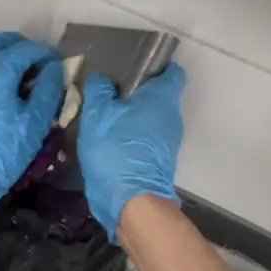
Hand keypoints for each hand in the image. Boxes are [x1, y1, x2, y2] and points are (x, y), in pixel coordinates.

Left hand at [0, 32, 64, 208]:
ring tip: (20, 76)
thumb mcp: (34, 123)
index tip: (58, 65)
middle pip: (0, 42)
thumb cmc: (2, 152)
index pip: (27, 49)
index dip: (46, 54)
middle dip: (21, 47)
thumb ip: (48, 91)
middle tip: (38, 63)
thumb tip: (55, 69)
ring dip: (3, 57)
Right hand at [79, 63, 185, 241]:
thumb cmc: (117, 151)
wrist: (133, 203)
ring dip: (132, 119)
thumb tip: (101, 79)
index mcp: (162, 98)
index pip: (172, 72)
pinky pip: (146, 141)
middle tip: (109, 95)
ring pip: (151, 121)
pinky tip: (109, 145)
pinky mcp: (159, 163)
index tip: (134, 69)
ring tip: (105, 121)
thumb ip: (98, 92)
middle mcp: (171, 117)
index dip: (156, 67)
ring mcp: (168, 143)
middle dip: (137, 94)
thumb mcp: (97, 116)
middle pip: (158, 97)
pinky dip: (132, 139)